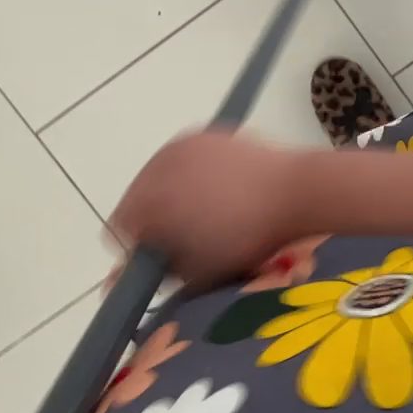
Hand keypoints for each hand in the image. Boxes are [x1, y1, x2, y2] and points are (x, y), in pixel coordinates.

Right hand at [108, 132, 305, 289]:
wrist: (293, 191)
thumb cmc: (246, 236)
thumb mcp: (199, 270)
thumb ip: (159, 274)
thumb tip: (131, 279)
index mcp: (149, 198)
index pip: (119, 228)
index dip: (136, 248)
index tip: (161, 259)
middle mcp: (157, 164)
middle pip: (137, 198)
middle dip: (153, 219)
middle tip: (184, 238)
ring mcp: (183, 143)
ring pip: (159, 176)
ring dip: (170, 195)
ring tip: (203, 212)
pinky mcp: (206, 133)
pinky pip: (185, 158)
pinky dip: (191, 173)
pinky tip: (217, 189)